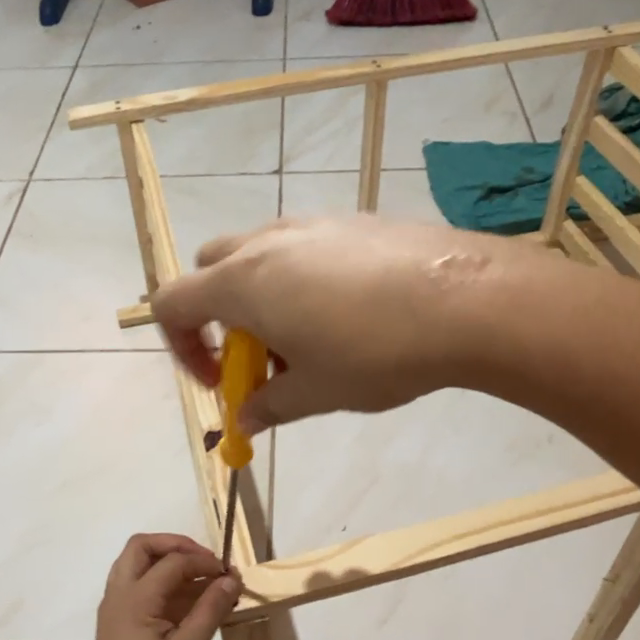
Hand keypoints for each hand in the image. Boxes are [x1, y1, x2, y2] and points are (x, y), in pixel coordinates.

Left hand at [92, 533, 240, 639]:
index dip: (204, 562)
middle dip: (176, 547)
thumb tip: (232, 579)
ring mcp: (114, 612)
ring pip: (137, 568)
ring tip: (206, 584)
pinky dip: (164, 587)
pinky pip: (139, 591)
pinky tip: (194, 606)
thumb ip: (210, 610)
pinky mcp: (119, 627)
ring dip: (170, 566)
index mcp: (132, 600)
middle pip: (141, 549)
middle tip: (207, 563)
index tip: (231, 575)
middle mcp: (117, 597)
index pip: (171, 562)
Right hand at [150, 215, 563, 434]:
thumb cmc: (376, 354)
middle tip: (259, 360)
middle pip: (212, 271)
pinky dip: (303, 282)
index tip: (220, 382)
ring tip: (309, 343)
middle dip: (219, 318)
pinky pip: (306, 249)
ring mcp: (312, 224)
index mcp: (243, 283)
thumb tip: (245, 419)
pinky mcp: (354, 220)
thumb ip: (268, 405)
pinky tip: (351, 317)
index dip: (182, 348)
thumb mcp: (315, 393)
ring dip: (263, 300)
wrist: (467, 300)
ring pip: (261, 257)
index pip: (172, 303)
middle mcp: (267, 242)